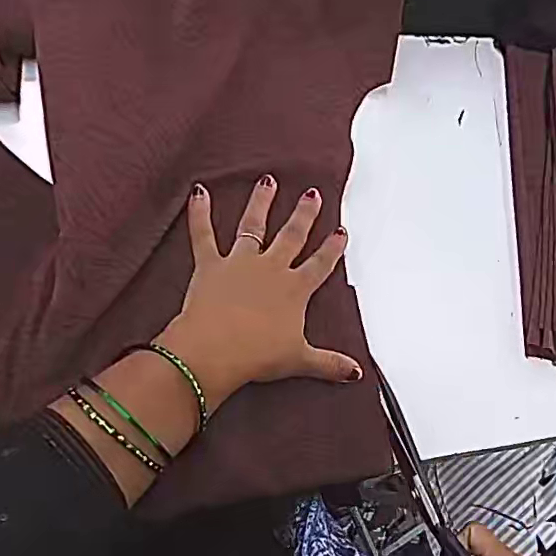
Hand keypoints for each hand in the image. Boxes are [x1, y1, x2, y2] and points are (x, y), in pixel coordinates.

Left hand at [156, 176, 360, 403]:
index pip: (320, 264)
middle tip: (313, 195)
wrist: (217, 350)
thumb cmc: (258, 354)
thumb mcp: (300, 360)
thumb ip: (329, 363)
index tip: (340, 232)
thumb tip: (356, 374)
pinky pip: (203, 234)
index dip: (332, 249)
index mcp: (295, 290)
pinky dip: (199, 213)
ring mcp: (240, 263)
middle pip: (292, 236)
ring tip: (268, 181)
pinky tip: (199, 193)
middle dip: (304, 215)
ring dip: (261, 203)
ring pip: (253, 225)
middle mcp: (271, 269)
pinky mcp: (210, 265)